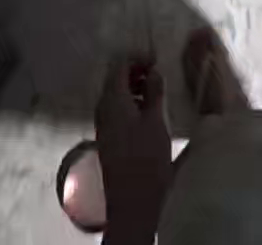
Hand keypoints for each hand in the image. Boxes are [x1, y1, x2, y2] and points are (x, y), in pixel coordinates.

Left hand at [95, 56, 171, 240]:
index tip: (157, 60)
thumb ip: (155, 90)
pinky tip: (148, 113)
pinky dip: (131, 104)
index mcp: (112, 99)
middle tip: (158, 74)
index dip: (138, 57)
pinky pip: (117, 110)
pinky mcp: (108, 139)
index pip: (120, 64)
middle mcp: (103, 108)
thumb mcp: (156, 119)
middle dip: (136, 72)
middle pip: (116, 79)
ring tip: (157, 92)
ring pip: (117, 95)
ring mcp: (103, 124)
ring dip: (135, 89)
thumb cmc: (146, 157)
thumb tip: (155, 71)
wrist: (132, 204)